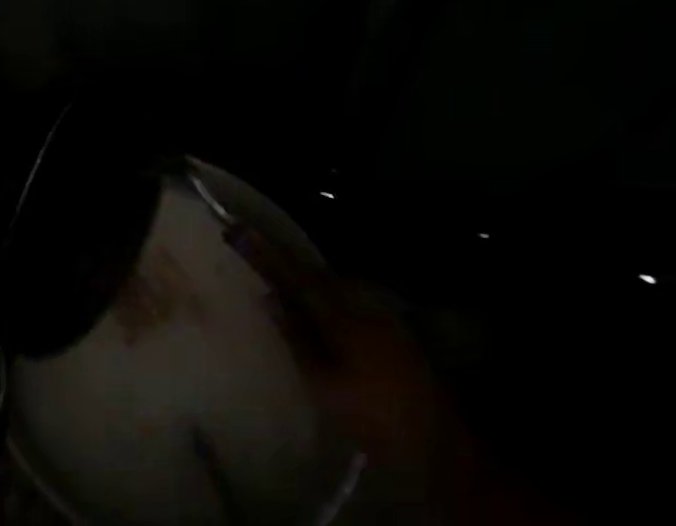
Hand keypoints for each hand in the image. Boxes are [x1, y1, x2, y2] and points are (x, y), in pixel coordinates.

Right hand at [228, 227, 578, 525]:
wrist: (440, 446)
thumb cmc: (373, 415)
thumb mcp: (324, 383)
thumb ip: (295, 336)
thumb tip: (268, 297)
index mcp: (342, 313)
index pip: (295, 273)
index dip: (265, 251)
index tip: (236, 229)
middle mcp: (363, 303)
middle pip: (316, 274)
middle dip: (286, 264)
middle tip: (255, 254)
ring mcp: (383, 314)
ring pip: (334, 286)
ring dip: (306, 281)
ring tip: (280, 283)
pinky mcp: (394, 330)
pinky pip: (350, 300)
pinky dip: (327, 298)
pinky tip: (318, 313)